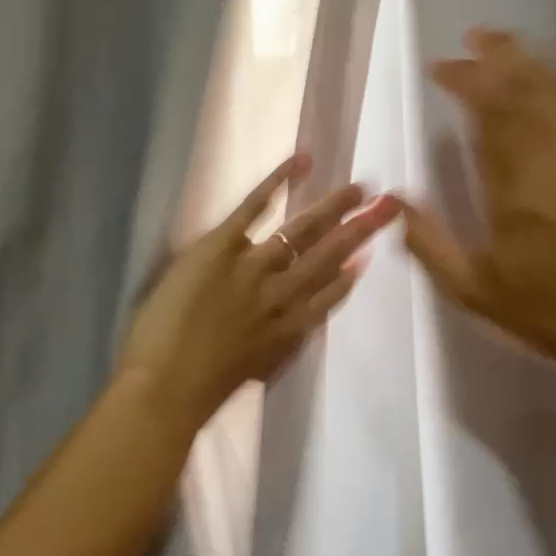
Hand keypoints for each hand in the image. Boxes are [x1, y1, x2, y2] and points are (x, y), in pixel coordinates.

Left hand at [119, 154, 403, 428]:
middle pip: (327, 257)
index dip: (348, 275)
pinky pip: (254, 206)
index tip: (368, 258)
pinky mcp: (221, 246)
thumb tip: (285, 331)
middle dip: (358, 232)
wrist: (168, 386)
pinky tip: (302, 162)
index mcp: (287, 330)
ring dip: (332, 207)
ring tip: (358, 188)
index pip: (327, 295)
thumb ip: (272, 349)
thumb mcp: (252, 373)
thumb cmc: (199, 392)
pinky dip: (279, 180)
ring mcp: (253, 267)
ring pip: (302, 230)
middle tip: (387, 208)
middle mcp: (281, 295)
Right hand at [403, 28, 555, 373]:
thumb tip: (396, 199)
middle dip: (500, 59)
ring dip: (538, 62)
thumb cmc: (547, 316)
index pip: (488, 116)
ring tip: (511, 42)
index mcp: (517, 193)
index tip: (441, 67)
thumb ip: (430, 244)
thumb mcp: (471, 293)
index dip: (466, 82)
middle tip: (474, 37)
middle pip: (529, 93)